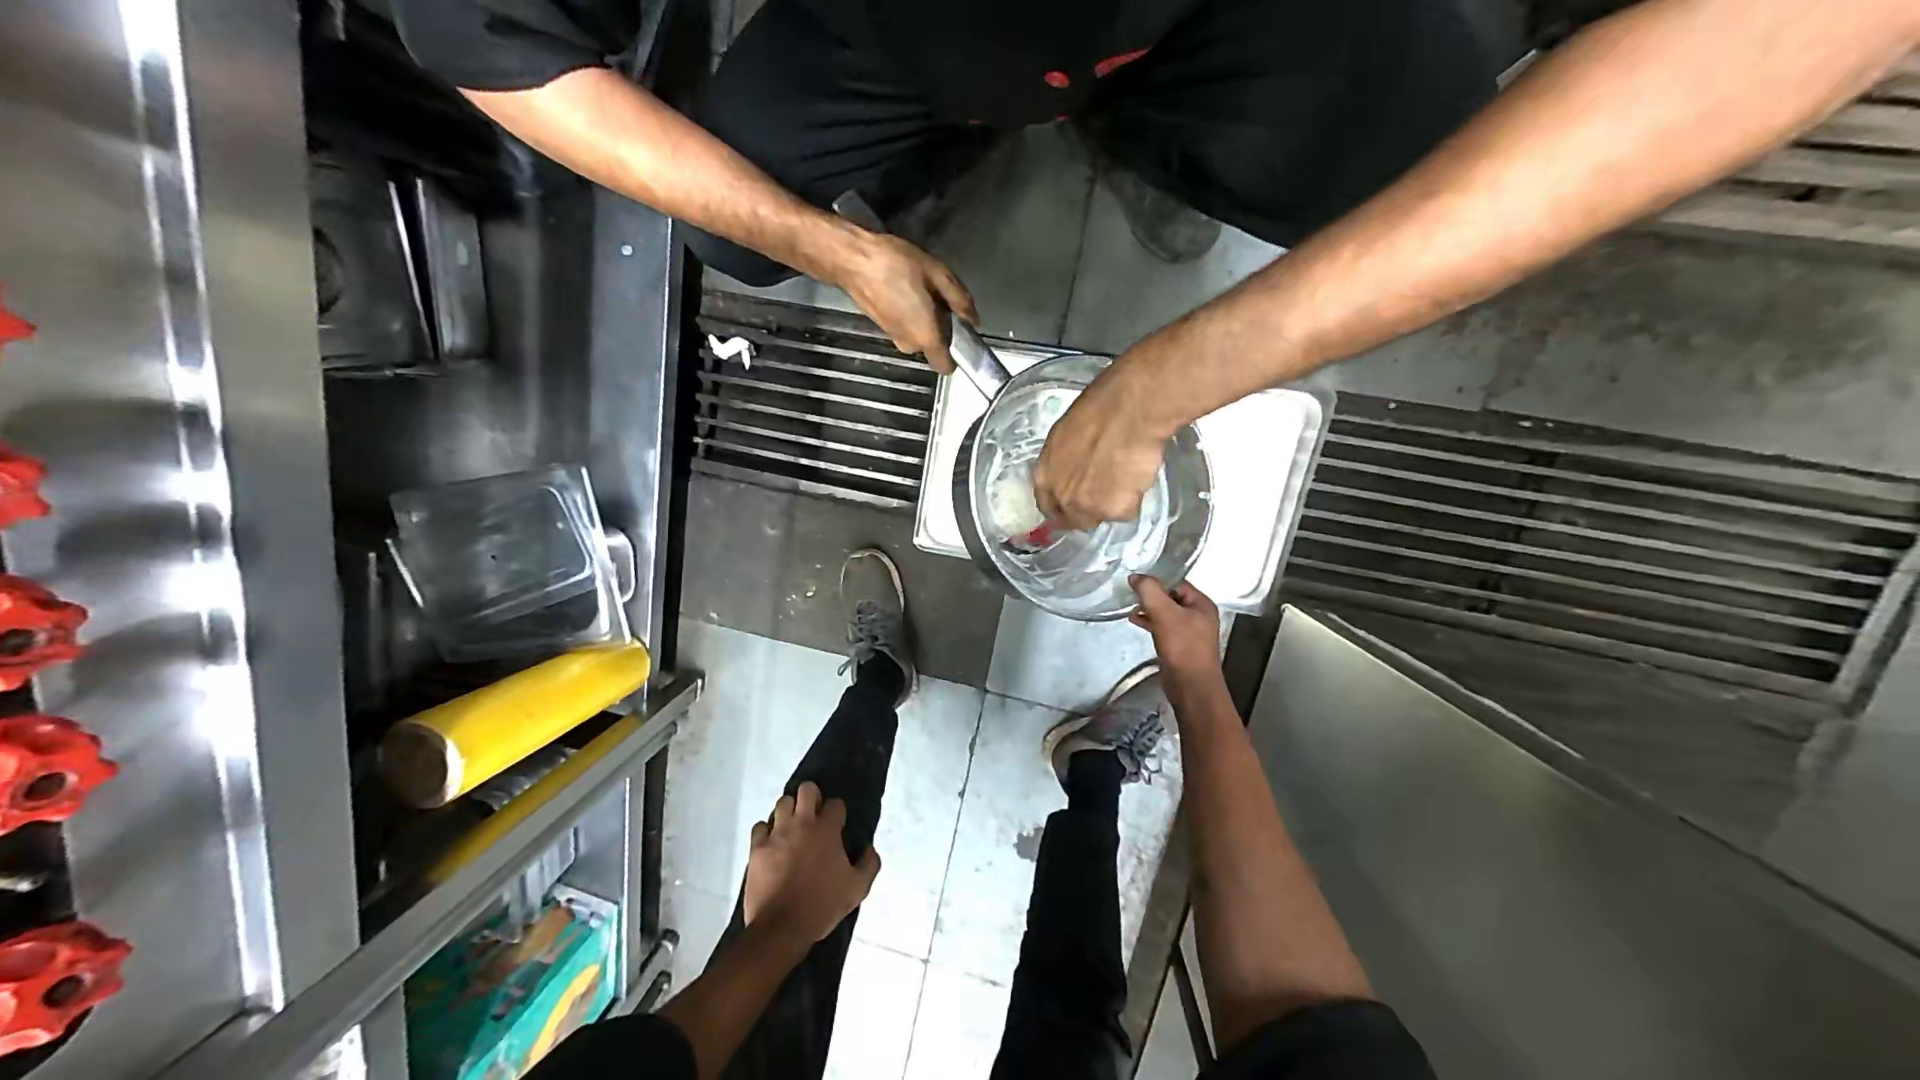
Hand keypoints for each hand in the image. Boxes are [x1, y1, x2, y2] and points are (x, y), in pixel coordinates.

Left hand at [742, 782, 881, 944]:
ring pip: (782, 802)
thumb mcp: (857, 889)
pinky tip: (771, 842)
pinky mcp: (757, 847)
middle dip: (811, 797)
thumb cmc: (822, 905)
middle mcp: (802, 824)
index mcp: (827, 830)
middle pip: (806, 790)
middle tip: (813, 815)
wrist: (782, 926)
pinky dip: (766, 831)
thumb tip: (869, 848)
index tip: (836, 825)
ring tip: (791, 827)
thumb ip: (869, 864)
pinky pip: (760, 826)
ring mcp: (777, 833)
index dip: (837, 812)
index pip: (835, 804)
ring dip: (789, 811)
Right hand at [829, 231, 976, 373]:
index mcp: (926, 336)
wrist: (851, 259)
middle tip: (938, 296)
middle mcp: (908, 344)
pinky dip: (909, 313)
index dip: (956, 355)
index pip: (945, 367)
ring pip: (918, 335)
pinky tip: (904, 288)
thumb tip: (973, 320)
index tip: (960, 333)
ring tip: (919, 287)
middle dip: (940, 327)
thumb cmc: (895, 264)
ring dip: (924, 317)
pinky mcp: (881, 327)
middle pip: (933, 345)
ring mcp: (892, 337)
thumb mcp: (937, 274)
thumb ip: (960, 300)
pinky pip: (905, 326)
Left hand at [1033, 364, 1166, 528]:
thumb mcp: (1066, 434)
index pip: (1047, 505)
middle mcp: (1061, 495)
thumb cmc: (1100, 409)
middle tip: (1106, 492)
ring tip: (1125, 476)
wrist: (1129, 411)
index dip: (1061, 507)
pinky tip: (1136, 474)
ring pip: (1101, 516)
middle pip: (1073, 518)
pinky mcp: (1114, 511)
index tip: (1072, 505)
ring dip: (1112, 504)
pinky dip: (1134, 498)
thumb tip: (1072, 468)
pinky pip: (1126, 512)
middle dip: (1088, 509)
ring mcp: (1086, 506)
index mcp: (1044, 474)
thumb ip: (1064, 461)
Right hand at [1129, 576, 1222, 687]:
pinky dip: (1150, 623)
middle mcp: (1199, 616)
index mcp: (1202, 604)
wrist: (1191, 685)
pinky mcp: (1180, 647)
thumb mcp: (1164, 613)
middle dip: (1152, 596)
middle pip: (1172, 598)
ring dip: (1149, 610)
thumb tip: (1135, 576)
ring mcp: (1190, 633)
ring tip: (1131, 609)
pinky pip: (1164, 628)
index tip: (1137, 583)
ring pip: (1166, 614)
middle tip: (1132, 596)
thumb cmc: (1182, 646)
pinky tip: (1136, 622)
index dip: (1158, 581)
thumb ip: (1149, 591)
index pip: (1178, 583)